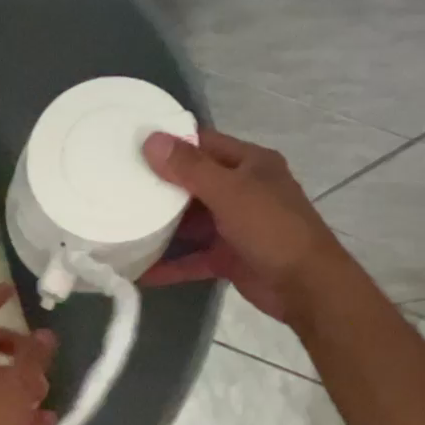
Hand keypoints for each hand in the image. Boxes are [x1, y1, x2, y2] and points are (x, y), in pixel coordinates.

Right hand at [139, 128, 353, 324]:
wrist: (305, 285)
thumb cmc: (271, 228)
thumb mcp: (229, 192)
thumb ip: (189, 168)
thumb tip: (151, 139)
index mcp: (250, 164)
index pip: (205, 144)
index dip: (172, 143)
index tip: (132, 146)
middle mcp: (243, 190)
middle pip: (194, 183)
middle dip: (161, 186)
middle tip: (119, 186)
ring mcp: (235, 226)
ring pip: (192, 223)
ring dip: (163, 228)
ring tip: (123, 225)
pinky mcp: (228, 258)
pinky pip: (193, 257)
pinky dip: (170, 264)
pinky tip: (141, 271)